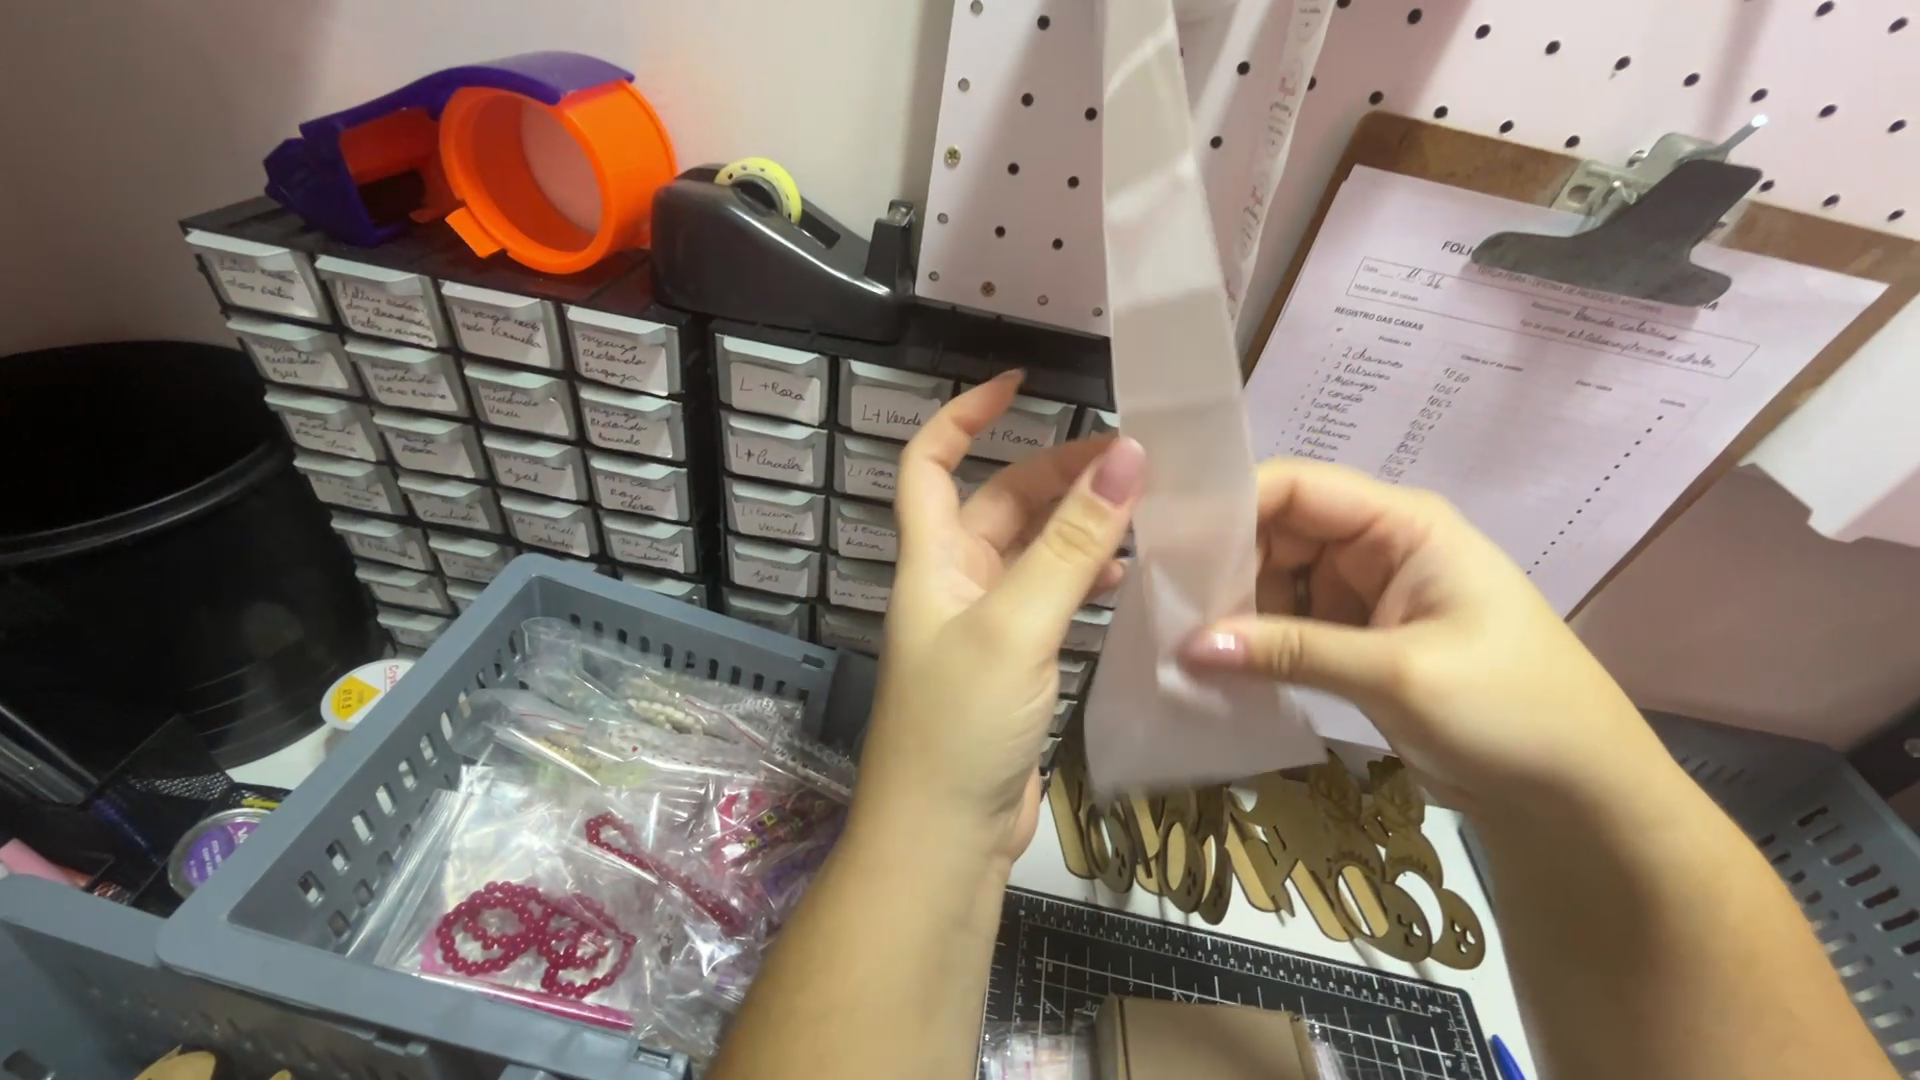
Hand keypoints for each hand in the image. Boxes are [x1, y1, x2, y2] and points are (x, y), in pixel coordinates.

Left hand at [853, 373, 1142, 862]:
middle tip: (1131, 461)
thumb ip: (1072, 546)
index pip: (930, 462)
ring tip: (1142, 515)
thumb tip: (1126, 457)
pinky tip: (1125, 582)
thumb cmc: (961, 724)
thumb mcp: (1016, 626)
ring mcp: (985, 625)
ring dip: (1080, 528)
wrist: (945, 836)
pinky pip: (1050, 601)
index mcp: (933, 560)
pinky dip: (1084, 582)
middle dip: (1058, 474)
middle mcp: (954, 582)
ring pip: (1034, 553)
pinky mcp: (1013, 664)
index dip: (964, 416)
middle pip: (1002, 503)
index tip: (1019, 383)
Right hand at [1182, 459, 1668, 814]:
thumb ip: (1291, 652)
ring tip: (1174, 637)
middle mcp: (1375, 548)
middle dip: (1222, 565)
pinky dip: (1252, 642)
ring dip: (1231, 608)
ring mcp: (1362, 597)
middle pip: (1276, 532)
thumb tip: (1188, 647)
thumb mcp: (1400, 675)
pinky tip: (1211, 664)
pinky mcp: (1352, 641)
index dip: (1231, 503)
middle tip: (1160, 604)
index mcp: (1402, 525)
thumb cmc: (1515, 712)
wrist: (1578, 801)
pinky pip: (1285, 626)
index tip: (1167, 540)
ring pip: (1274, 581)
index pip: (1298, 487)